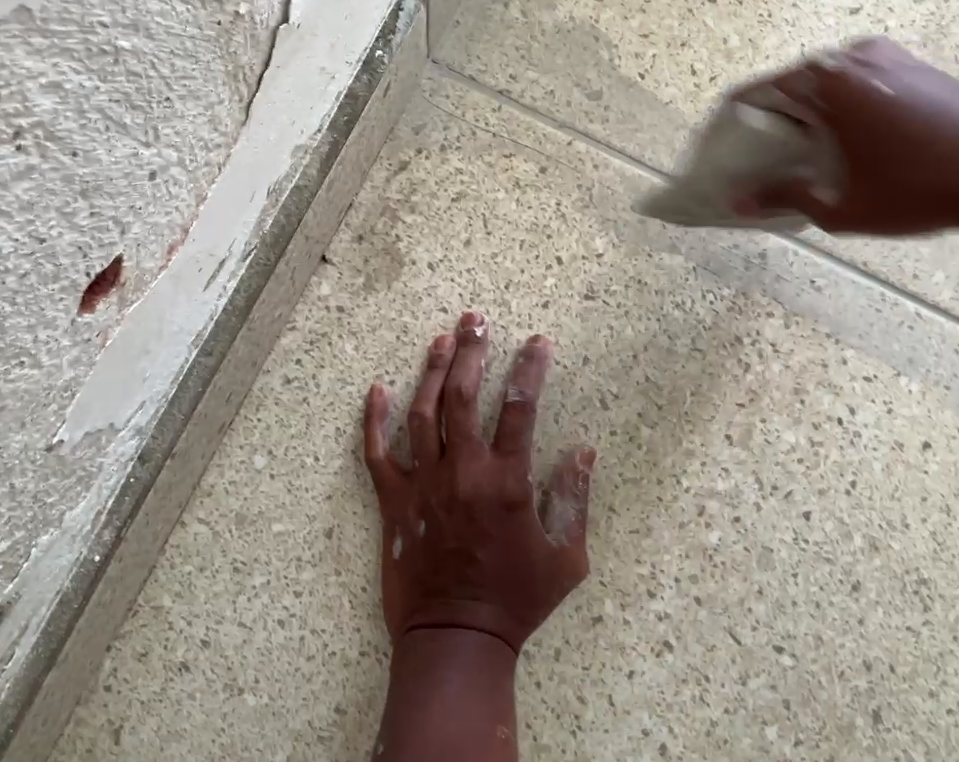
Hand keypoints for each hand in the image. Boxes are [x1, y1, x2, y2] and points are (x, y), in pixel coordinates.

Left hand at [362, 312, 596, 653]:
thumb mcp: (566, 557)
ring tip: (441, 340)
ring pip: (422, 413)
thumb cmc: (517, 601)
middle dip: (471, 353)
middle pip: (464, 397)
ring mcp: (423, 485)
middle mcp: (463, 473)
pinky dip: (374, 419)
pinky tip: (377, 388)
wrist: (455, 637)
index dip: (531, 369)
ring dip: (431, 372)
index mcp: (508, 484)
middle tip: (476, 321)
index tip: (537, 341)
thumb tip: (583, 449)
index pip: (522, 409)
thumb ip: (575, 499)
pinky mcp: (393, 502)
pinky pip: (377, 452)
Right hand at [734, 36, 958, 234]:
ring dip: (804, 120)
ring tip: (801, 162)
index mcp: (825, 81)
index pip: (752, 95)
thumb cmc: (922, 189)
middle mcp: (851, 57)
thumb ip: (783, 197)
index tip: (717, 158)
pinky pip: (855, 87)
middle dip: (766, 126)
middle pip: (787, 87)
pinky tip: (846, 149)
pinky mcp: (915, 69)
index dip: (728, 129)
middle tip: (758, 166)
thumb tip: (736, 202)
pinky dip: (837, 113)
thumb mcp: (842, 206)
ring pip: (823, 87)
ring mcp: (888, 58)